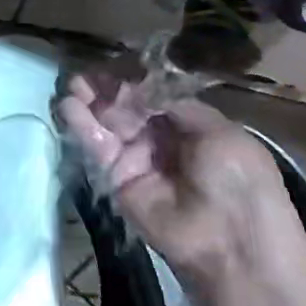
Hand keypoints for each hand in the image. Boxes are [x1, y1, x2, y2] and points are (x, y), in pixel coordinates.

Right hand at [57, 73, 293, 287]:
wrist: (231, 240)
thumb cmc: (237, 178)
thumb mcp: (219, 131)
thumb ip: (177, 105)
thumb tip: (141, 87)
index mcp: (192, 127)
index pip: (155, 97)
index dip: (135, 82)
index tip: (115, 66)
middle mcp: (162, 141)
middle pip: (128, 108)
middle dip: (108, 90)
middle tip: (85, 76)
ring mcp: (138, 161)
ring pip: (109, 125)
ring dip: (90, 104)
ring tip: (71, 85)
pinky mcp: (117, 181)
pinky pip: (99, 149)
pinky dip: (83, 127)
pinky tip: (69, 107)